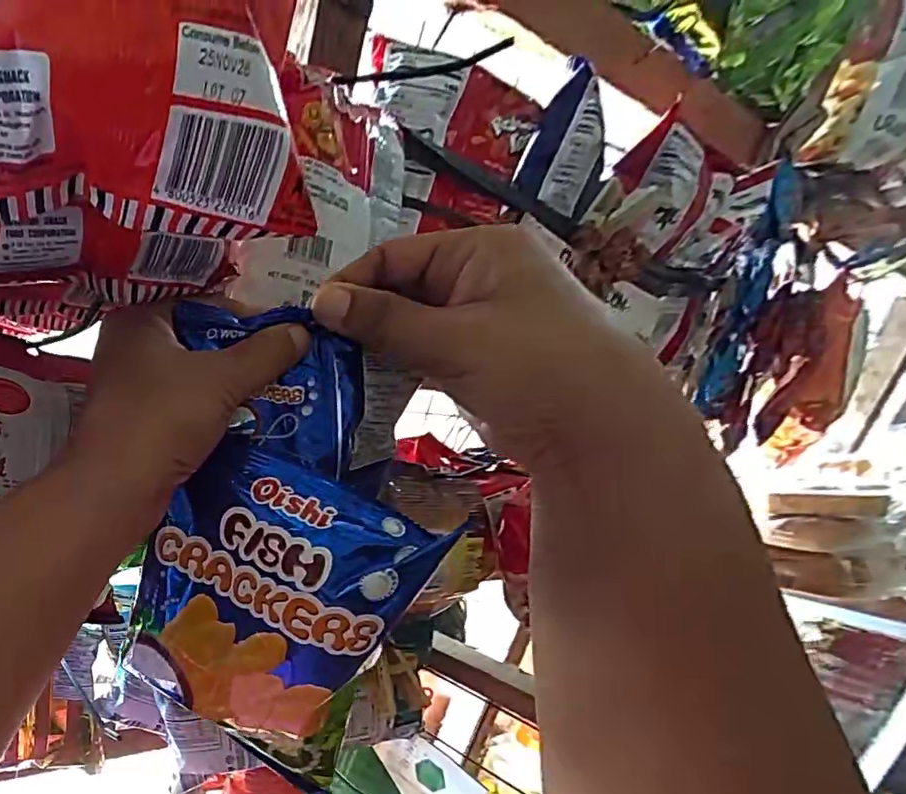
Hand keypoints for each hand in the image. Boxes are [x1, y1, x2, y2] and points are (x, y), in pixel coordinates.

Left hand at [67, 303, 307, 496]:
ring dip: (228, 386)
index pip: (199, 299)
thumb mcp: (221, 379)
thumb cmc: (161, 420)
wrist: (115, 492)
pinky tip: (245, 420)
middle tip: (283, 360)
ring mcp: (130, 390)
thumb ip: (264, 352)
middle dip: (239, 353)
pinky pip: (182, 408)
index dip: (243, 313)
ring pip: (190, 378)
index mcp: (137, 320)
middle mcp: (128, 350)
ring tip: (272, 390)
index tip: (282, 330)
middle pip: (195, 339)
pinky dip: (211, 413)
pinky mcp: (138, 425)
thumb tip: (299, 331)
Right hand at [310, 225, 693, 471]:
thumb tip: (320, 301)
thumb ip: (383, 320)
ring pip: (401, 326)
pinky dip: (386, 368)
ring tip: (326, 369)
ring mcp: (469, 322)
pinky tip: (356, 386)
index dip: (350, 283)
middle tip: (312, 348)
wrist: (593, 430)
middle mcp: (473, 278)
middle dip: (356, 319)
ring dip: (367, 347)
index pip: (394, 256)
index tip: (311, 317)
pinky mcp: (465, 360)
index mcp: (478, 251)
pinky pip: (413, 355)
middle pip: (395, 291)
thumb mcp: (452, 339)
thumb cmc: (532, 366)